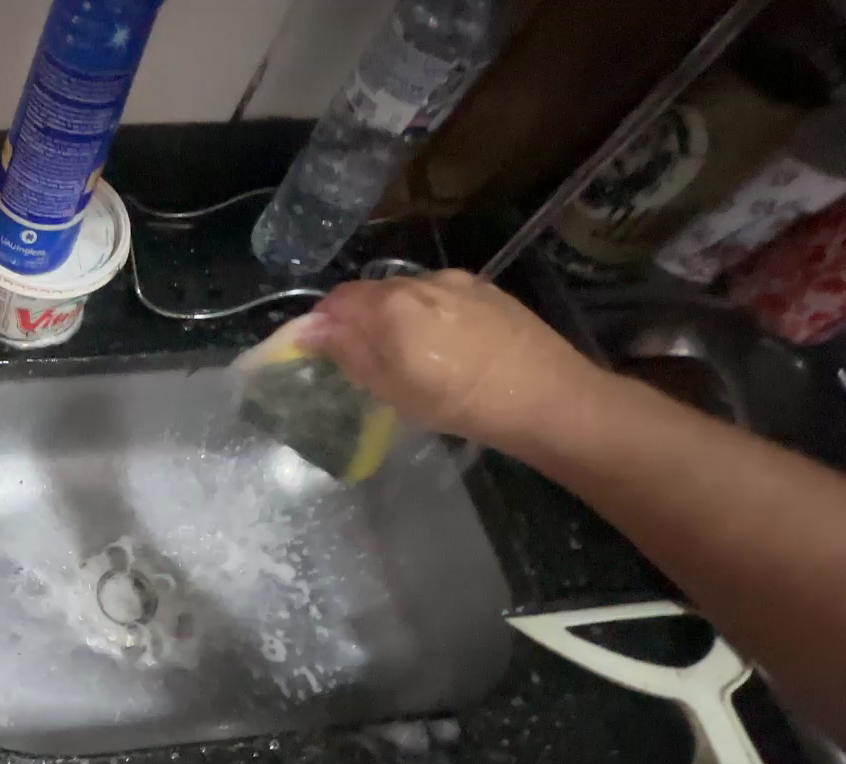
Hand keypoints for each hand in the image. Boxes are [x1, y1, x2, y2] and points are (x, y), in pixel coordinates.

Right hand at [302, 269, 605, 448]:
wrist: (542, 396)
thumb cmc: (452, 399)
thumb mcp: (384, 384)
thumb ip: (343, 349)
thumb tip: (305, 329)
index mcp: (389, 302)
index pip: (336, 300)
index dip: (321, 323)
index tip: (320, 351)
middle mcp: (421, 280)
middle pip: (371, 292)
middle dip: (357, 319)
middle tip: (360, 357)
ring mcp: (458, 281)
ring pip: (407, 293)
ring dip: (393, 316)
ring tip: (404, 352)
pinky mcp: (487, 290)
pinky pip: (439, 296)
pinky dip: (425, 314)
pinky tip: (441, 345)